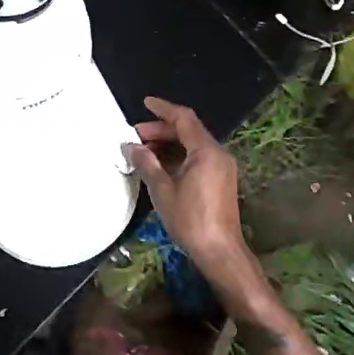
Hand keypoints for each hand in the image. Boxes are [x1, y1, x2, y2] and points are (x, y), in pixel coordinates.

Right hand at [126, 97, 251, 276]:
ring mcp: (221, 167)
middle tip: (137, 134)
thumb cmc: (190, 220)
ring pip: (193, 144)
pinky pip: (198, 157)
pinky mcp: (220, 180)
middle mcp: (217, 154)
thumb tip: (132, 147)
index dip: (163, 109)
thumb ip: (147, 163)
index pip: (184, 119)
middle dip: (162, 129)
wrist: (220, 252)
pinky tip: (160, 164)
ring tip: (144, 149)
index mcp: (206, 151)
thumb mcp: (163, 191)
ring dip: (169, 143)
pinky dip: (179, 155)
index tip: (146, 102)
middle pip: (188, 130)